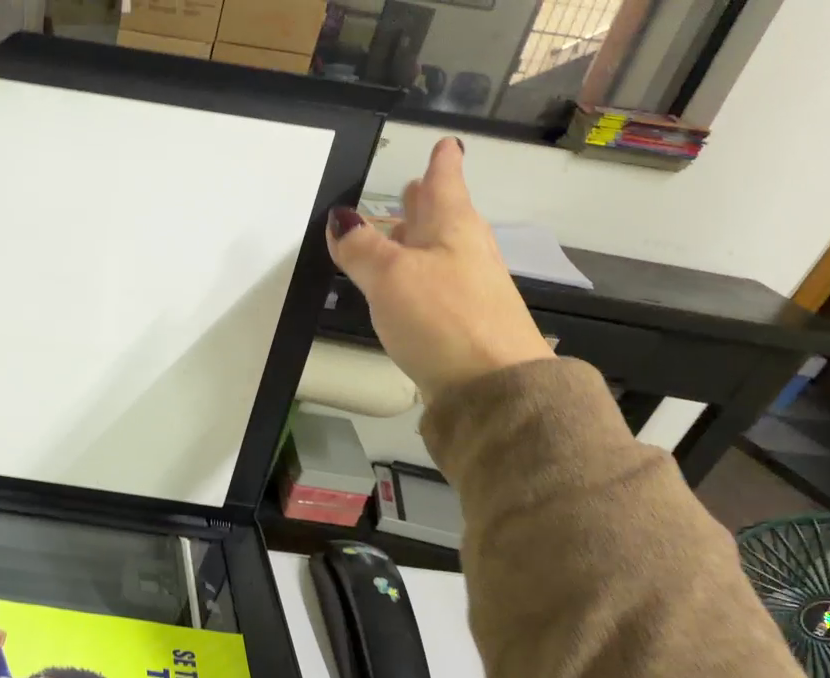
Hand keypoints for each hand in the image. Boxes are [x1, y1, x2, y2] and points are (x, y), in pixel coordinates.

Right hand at [326, 138, 554, 402]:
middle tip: (415, 185)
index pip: (444, 182)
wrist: (490, 382)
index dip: (441, 162)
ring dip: (421, 237)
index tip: (445, 143)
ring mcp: (467, 285)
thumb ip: (361, 248)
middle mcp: (465, 249)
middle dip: (428, 199)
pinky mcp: (462, 320)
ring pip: (440, 249)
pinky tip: (407, 285)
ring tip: (401, 230)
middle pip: (445, 215)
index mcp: (452, 226)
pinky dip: (420, 272)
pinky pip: (436, 282)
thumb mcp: (390, 277)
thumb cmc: (441, 317)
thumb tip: (339, 219)